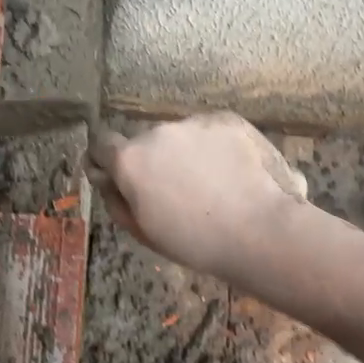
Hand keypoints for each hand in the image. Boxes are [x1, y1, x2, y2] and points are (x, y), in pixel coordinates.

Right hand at [86, 112, 308, 278]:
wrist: (261, 231)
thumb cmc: (196, 242)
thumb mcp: (143, 231)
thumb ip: (117, 200)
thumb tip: (106, 180)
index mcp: (130, 160)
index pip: (102, 145)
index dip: (108, 160)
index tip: (120, 177)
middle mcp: (156, 132)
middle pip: (146, 142)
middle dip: (155, 161)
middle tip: (178, 192)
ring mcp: (194, 122)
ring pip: (181, 136)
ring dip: (187, 153)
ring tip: (214, 184)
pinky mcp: (227, 119)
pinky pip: (211, 131)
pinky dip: (217, 147)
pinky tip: (234, 173)